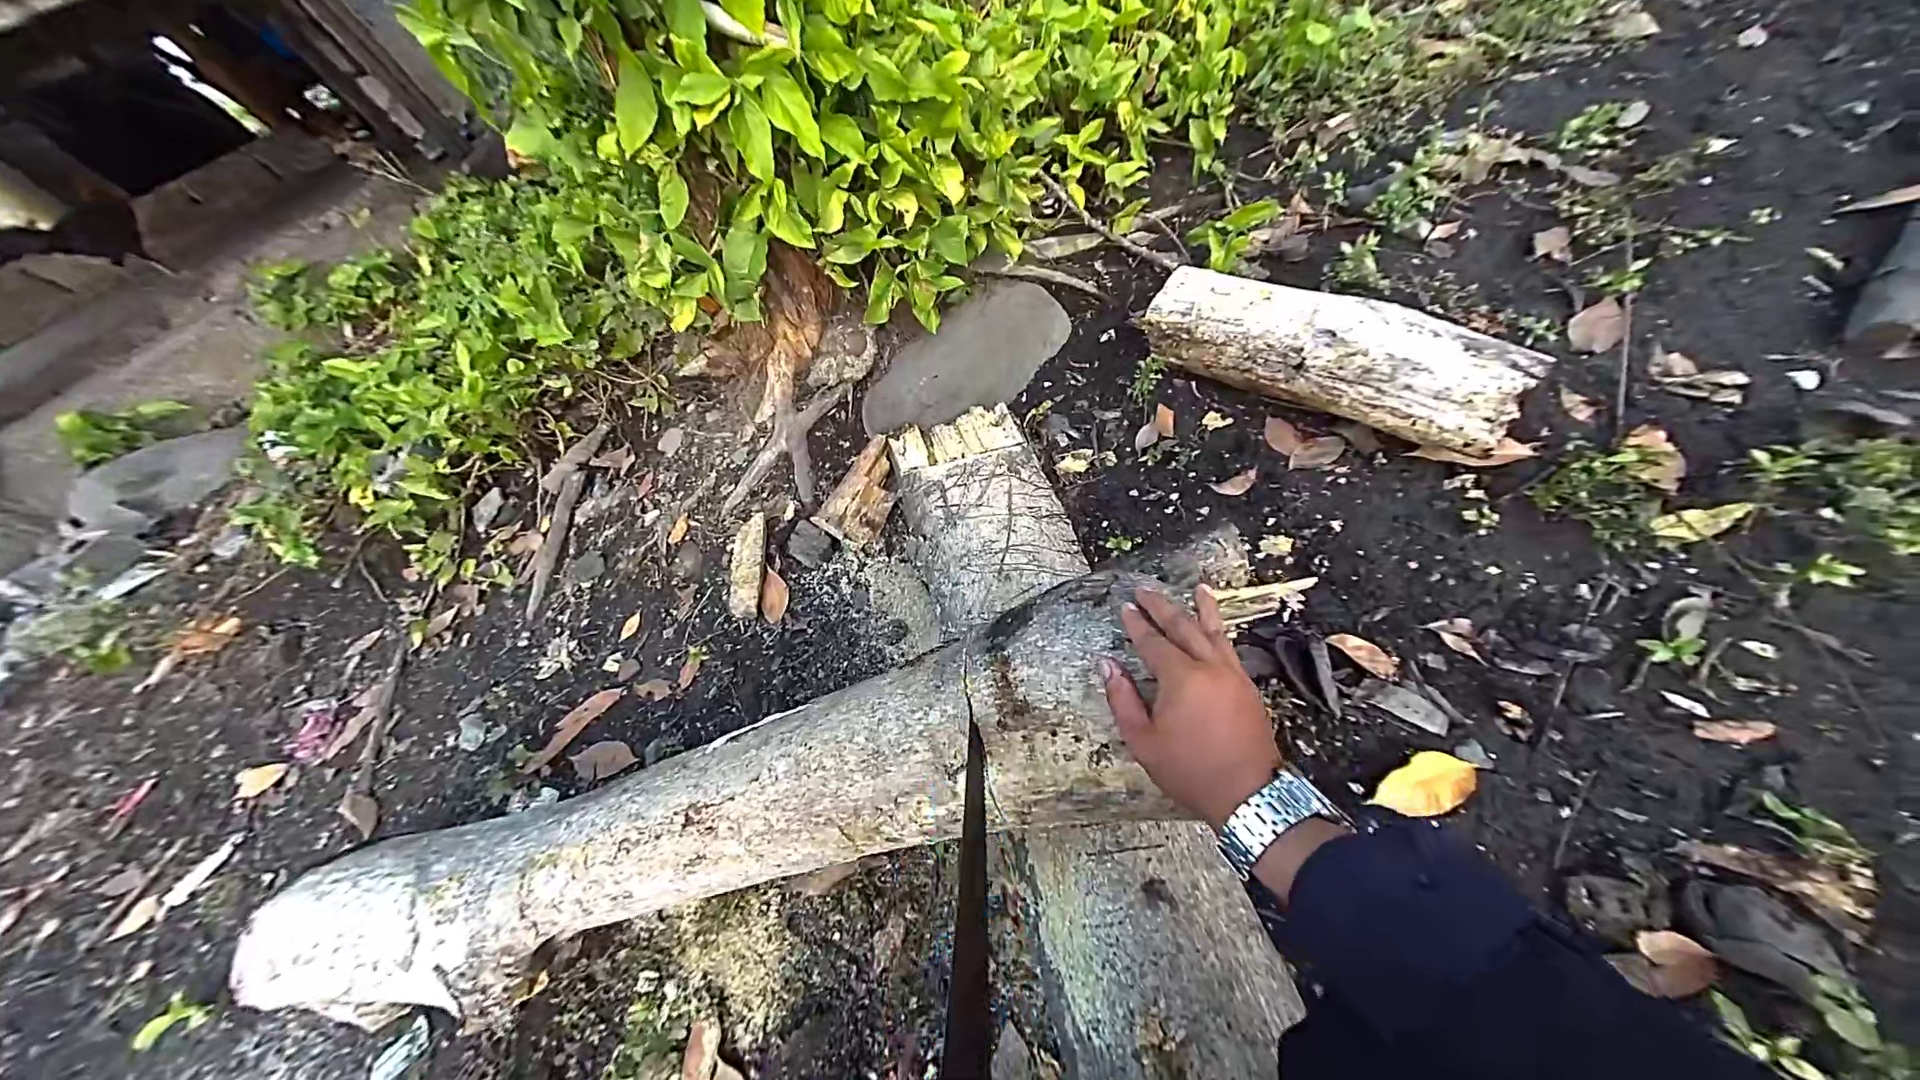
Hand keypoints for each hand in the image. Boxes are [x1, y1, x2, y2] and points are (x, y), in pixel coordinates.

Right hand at [1098, 585, 1281, 829]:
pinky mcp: (1247, 687)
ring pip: (1214, 632)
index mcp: (1181, 679)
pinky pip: (1230, 647)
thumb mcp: (1143, 740)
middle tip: (1146, 591)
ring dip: (1202, 609)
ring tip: (1199, 588)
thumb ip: (1122, 698)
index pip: (1154, 642)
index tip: (1126, 608)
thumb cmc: (1189, 770)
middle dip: (1162, 607)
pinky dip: (1221, 630)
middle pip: (1183, 627)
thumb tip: (1107, 665)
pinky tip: (1217, 627)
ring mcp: (1233, 675)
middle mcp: (1209, 668)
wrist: (1248, 795)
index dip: (1137, 624)